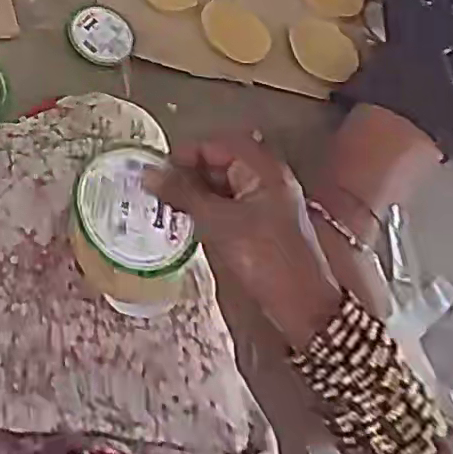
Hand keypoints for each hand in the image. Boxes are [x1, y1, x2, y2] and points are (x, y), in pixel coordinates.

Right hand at [152, 136, 342, 347]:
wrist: (305, 309)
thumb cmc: (265, 257)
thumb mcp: (218, 221)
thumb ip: (182, 193)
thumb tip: (147, 172)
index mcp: (262, 167)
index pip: (215, 144)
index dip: (185, 154)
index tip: (158, 174)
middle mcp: (267, 177)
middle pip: (219, 161)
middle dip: (189, 173)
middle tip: (160, 192)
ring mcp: (267, 200)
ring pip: (223, 184)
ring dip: (196, 192)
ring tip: (169, 207)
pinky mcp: (263, 223)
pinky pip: (230, 203)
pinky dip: (209, 208)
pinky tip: (190, 221)